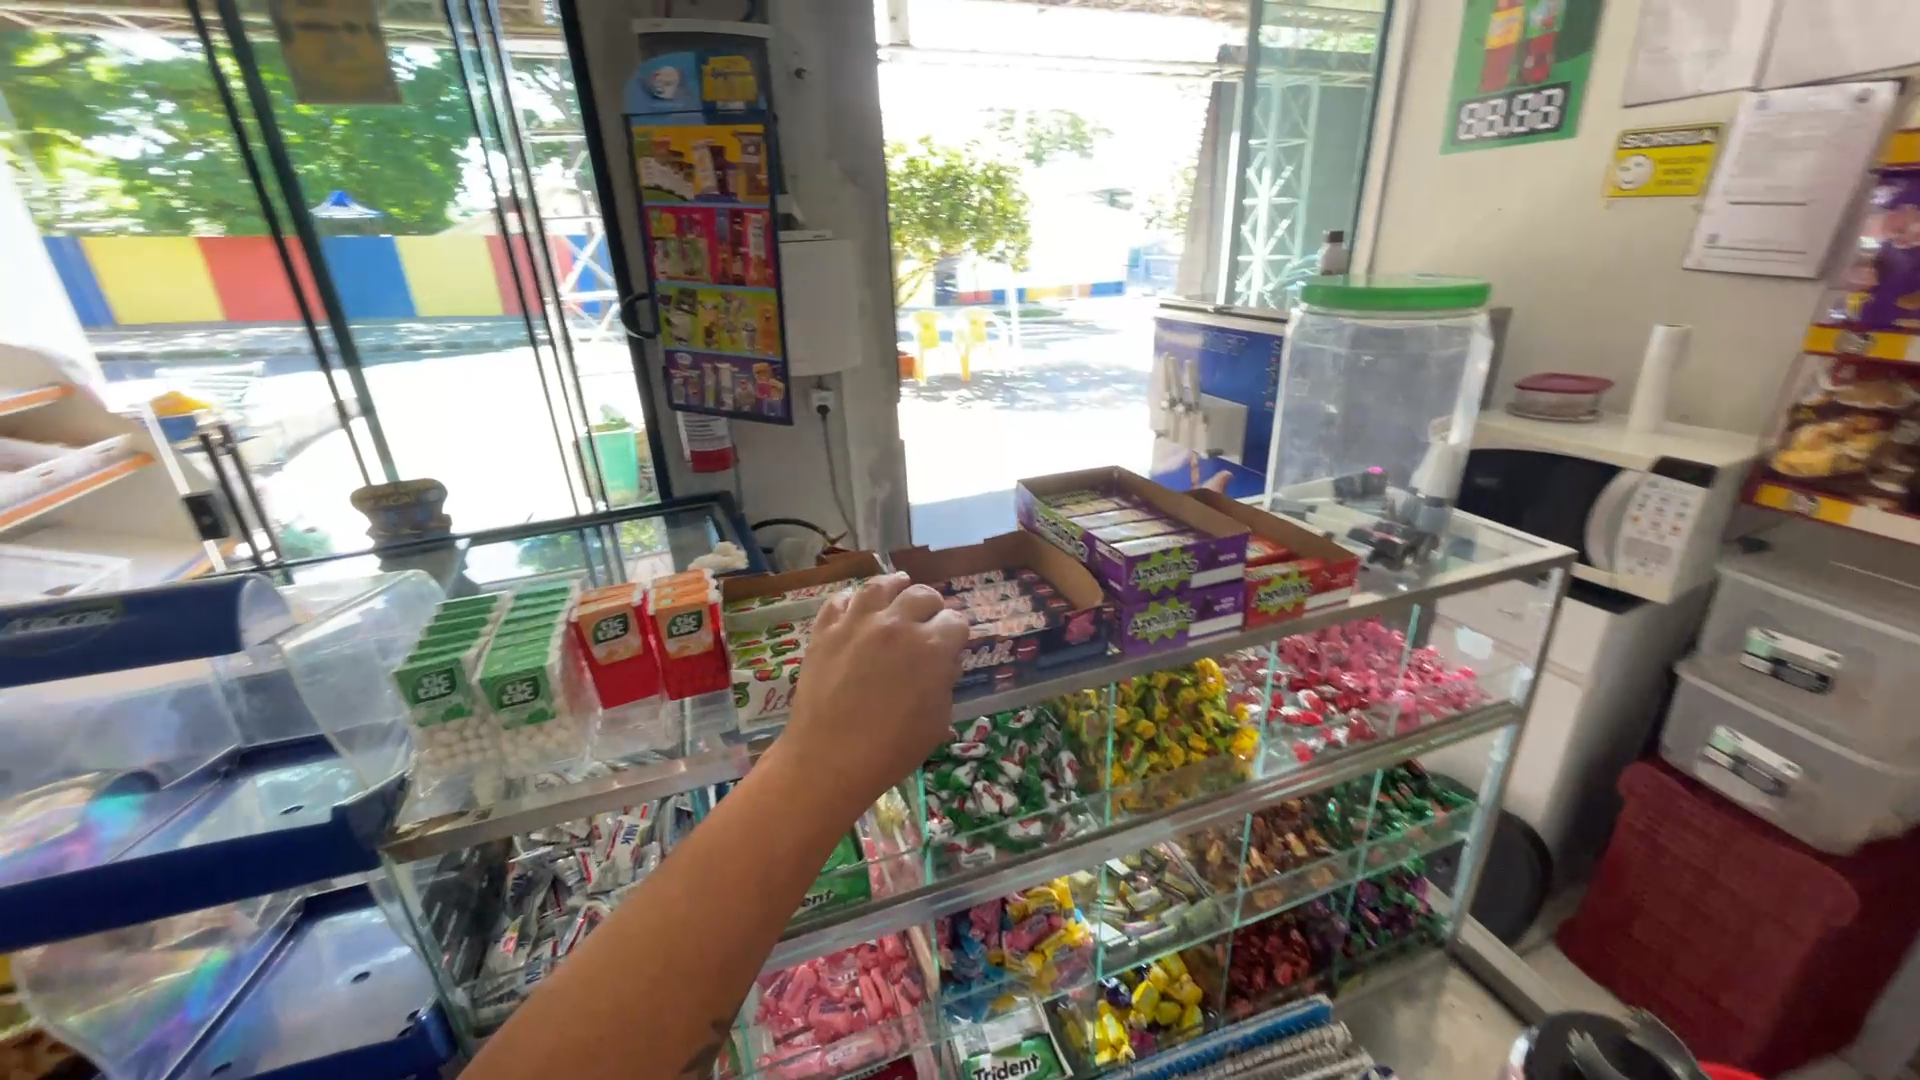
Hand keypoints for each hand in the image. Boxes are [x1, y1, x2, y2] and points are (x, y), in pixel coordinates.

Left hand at [765, 573, 968, 821]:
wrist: (829, 758)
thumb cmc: (891, 749)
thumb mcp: (937, 721)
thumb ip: (944, 683)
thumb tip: (942, 663)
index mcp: (931, 647)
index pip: (956, 621)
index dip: (957, 633)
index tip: (954, 643)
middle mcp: (896, 624)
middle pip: (923, 595)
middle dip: (932, 606)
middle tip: (929, 619)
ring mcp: (857, 623)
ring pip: (881, 586)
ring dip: (896, 585)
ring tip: (899, 586)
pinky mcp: (825, 630)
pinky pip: (840, 600)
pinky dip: (852, 599)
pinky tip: (857, 605)